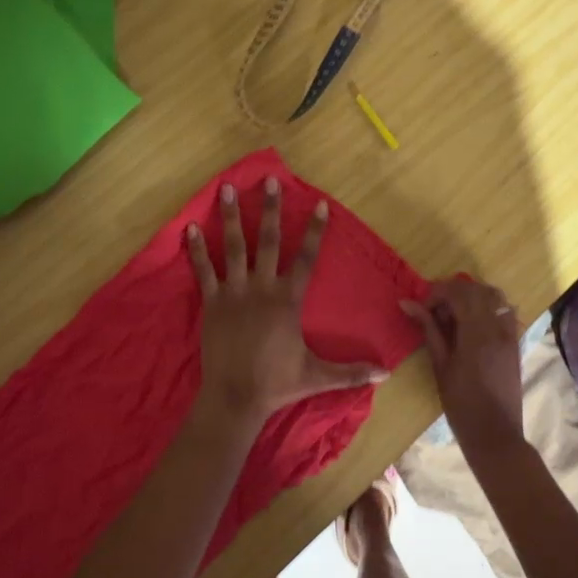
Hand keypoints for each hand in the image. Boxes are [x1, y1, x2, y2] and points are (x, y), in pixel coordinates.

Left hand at [187, 178, 386, 426]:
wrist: (236, 397)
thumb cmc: (278, 384)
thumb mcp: (319, 376)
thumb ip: (353, 372)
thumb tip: (387, 374)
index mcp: (288, 300)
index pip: (306, 258)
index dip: (315, 231)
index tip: (320, 204)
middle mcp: (262, 288)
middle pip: (269, 240)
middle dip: (271, 209)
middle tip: (269, 181)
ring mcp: (234, 293)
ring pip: (234, 247)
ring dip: (232, 216)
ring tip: (228, 189)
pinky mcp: (211, 303)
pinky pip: (204, 270)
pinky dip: (197, 249)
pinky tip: (190, 228)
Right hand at [402, 278, 524, 452]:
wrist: (495, 433)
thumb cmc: (461, 404)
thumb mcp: (440, 366)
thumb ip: (428, 330)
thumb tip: (408, 304)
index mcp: (477, 334)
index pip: (458, 293)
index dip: (436, 293)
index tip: (422, 308)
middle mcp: (497, 327)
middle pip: (476, 289)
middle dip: (453, 291)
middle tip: (435, 311)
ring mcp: (510, 334)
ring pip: (494, 296)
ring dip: (472, 296)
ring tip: (454, 314)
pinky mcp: (515, 342)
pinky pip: (504, 311)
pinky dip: (487, 307)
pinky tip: (472, 325)